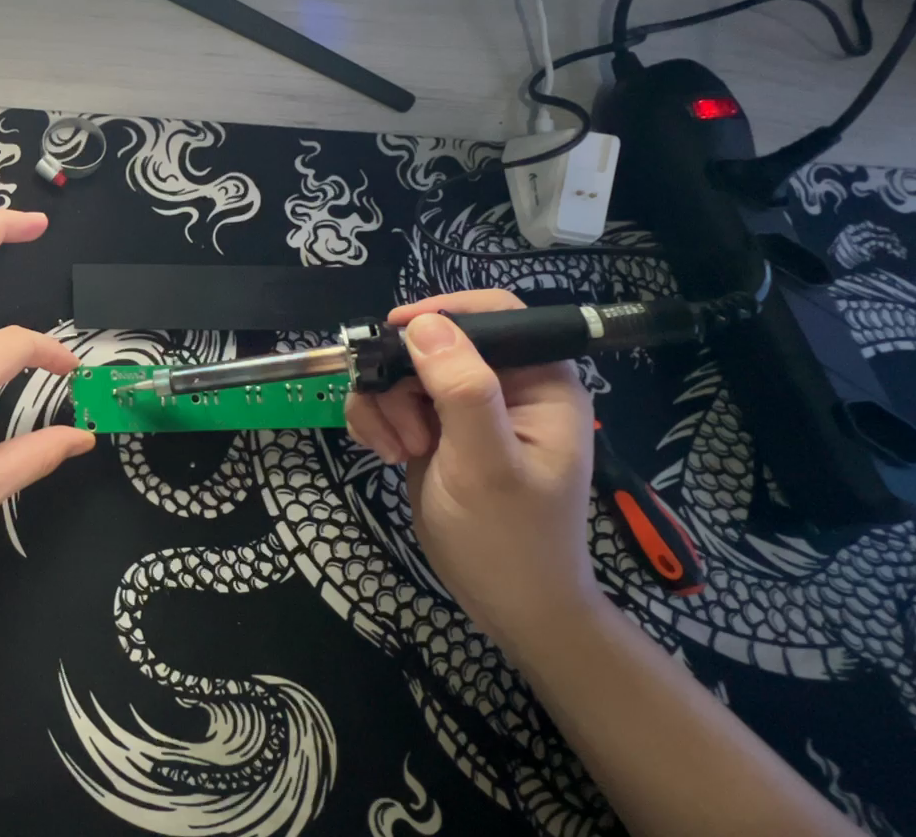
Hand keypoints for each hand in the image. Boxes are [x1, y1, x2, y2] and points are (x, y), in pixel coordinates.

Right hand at [344, 289, 597, 648]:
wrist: (505, 602)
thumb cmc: (509, 537)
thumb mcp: (485, 463)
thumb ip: (461, 390)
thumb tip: (425, 323)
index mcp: (539, 384)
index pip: (495, 316)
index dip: (442, 313)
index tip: (392, 334)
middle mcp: (502, 387)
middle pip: (432, 344)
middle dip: (400, 380)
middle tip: (403, 428)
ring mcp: (463, 410)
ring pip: (401, 373)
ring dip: (383, 407)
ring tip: (398, 450)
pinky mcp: (433, 431)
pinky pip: (388, 402)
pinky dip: (375, 422)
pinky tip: (385, 454)